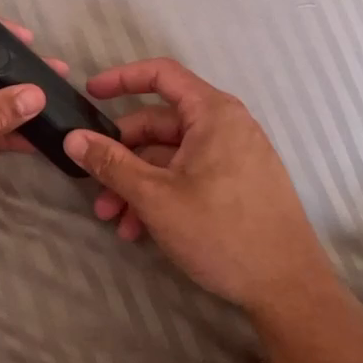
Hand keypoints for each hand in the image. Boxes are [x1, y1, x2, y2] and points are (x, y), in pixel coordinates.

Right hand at [63, 58, 332, 311]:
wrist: (289, 288)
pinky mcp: (239, 186)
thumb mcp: (154, 196)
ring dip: (136, 182)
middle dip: (121, 155)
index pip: (162, 74)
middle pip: (159, 124)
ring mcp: (235, 157)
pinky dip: (161, 194)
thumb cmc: (221, 232)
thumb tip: (73, 138)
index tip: (89, 94)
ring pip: (170, 156)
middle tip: (94, 185)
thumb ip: (111, 163)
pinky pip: (189, 176)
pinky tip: (140, 230)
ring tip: (115, 219)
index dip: (121, 79)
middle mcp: (227, 127)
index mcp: (213, 114)